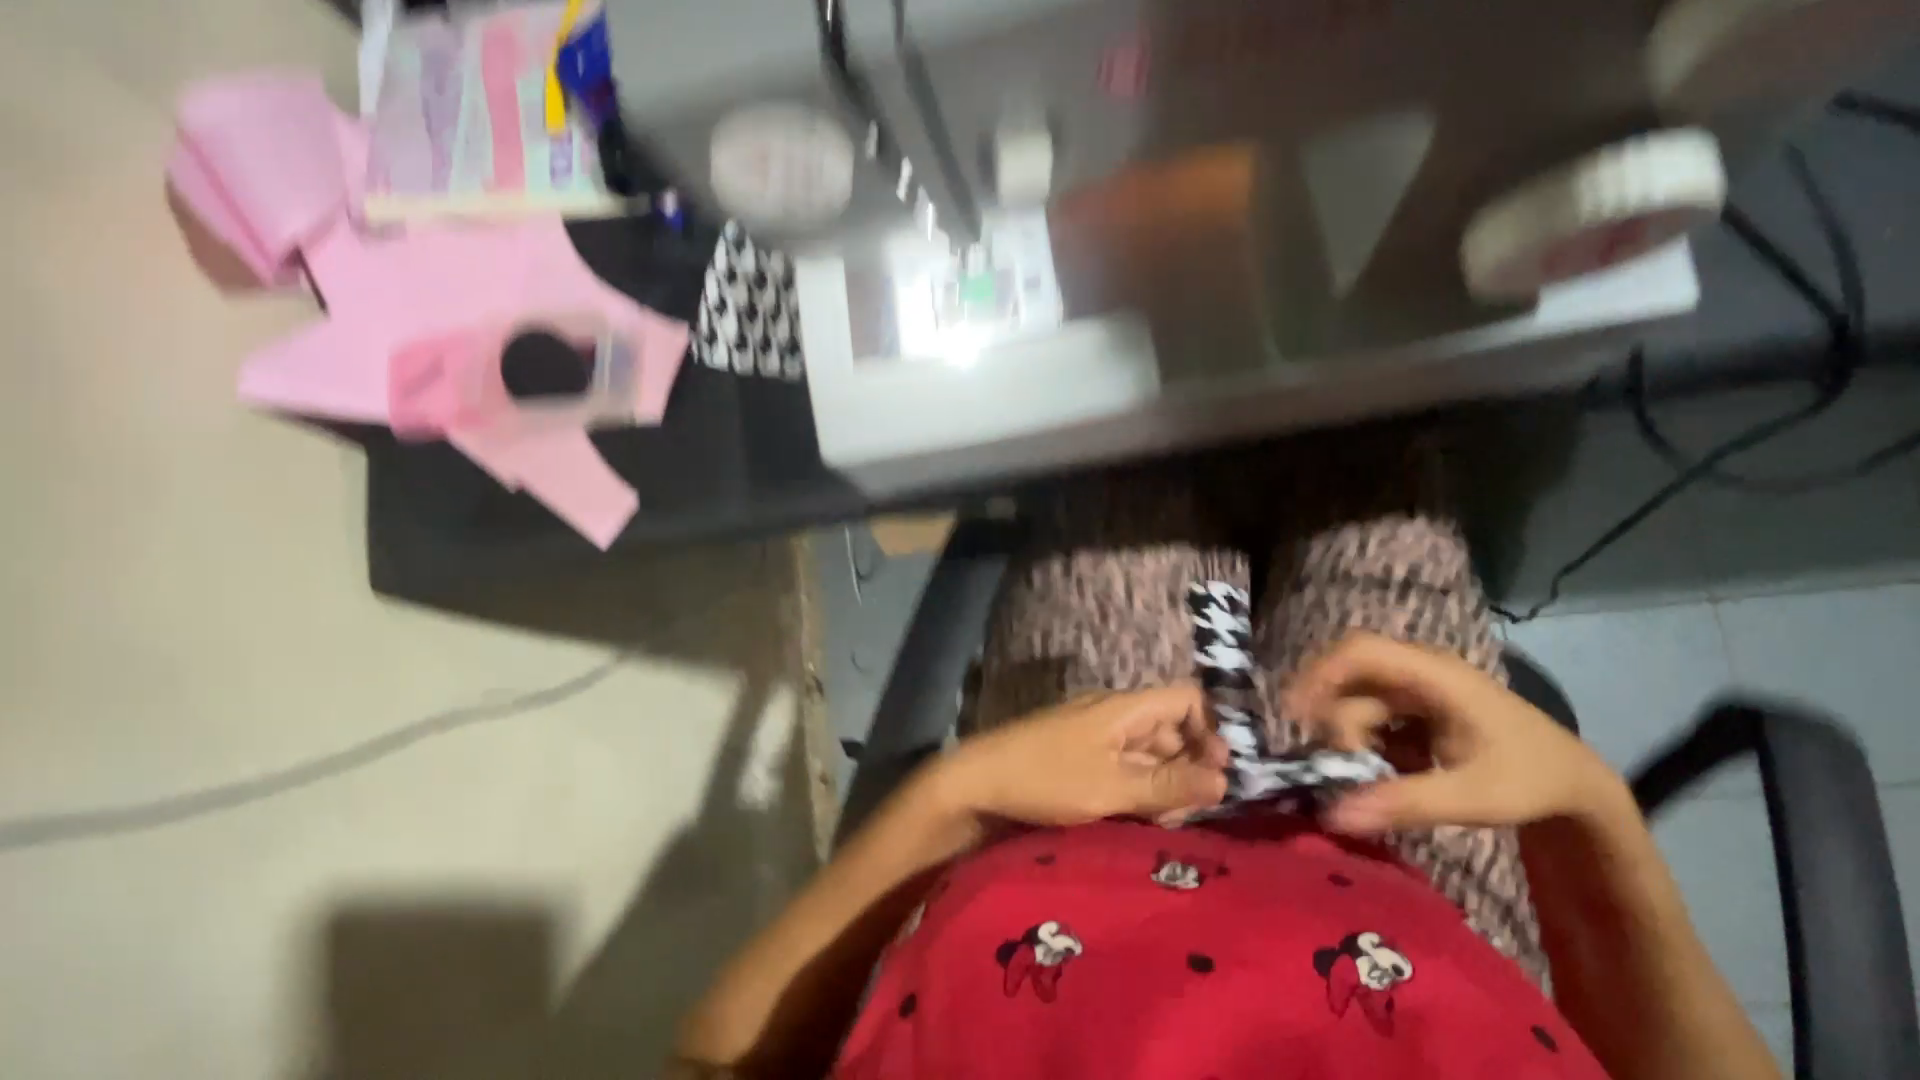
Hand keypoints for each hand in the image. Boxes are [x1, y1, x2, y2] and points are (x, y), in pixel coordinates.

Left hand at [935, 685, 1229, 827]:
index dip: (1212, 731)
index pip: (1188, 699)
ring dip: (1163, 785)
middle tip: (1186, 812)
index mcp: (1124, 707)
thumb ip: (1169, 784)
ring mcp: (1094, 736)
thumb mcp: (1113, 787)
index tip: (1218, 775)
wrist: (975, 784)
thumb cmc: (1045, 778)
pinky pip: (1123, 768)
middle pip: (1172, 730)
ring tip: (1160, 821)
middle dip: (1188, 768)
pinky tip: (1135, 819)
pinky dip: (1137, 790)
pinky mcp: (1079, 760)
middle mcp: (1113, 715)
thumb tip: (1226, 780)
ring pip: (1148, 754)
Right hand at [1283, 633, 1630, 834]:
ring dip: (1352, 741)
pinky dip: (1368, 747)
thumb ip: (1404, 803)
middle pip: (1349, 682)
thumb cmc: (1530, 782)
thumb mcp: (1472, 797)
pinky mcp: (1414, 709)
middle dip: (1337, 726)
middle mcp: (1419, 672)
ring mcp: (1416, 690)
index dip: (1318, 675)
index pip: (1360, 651)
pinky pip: (1370, 718)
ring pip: (1355, 702)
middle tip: (1346, 771)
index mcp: (1435, 675)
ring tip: (1373, 780)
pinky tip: (1390, 774)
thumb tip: (1333, 815)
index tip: (1293, 717)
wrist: (1575, 785)